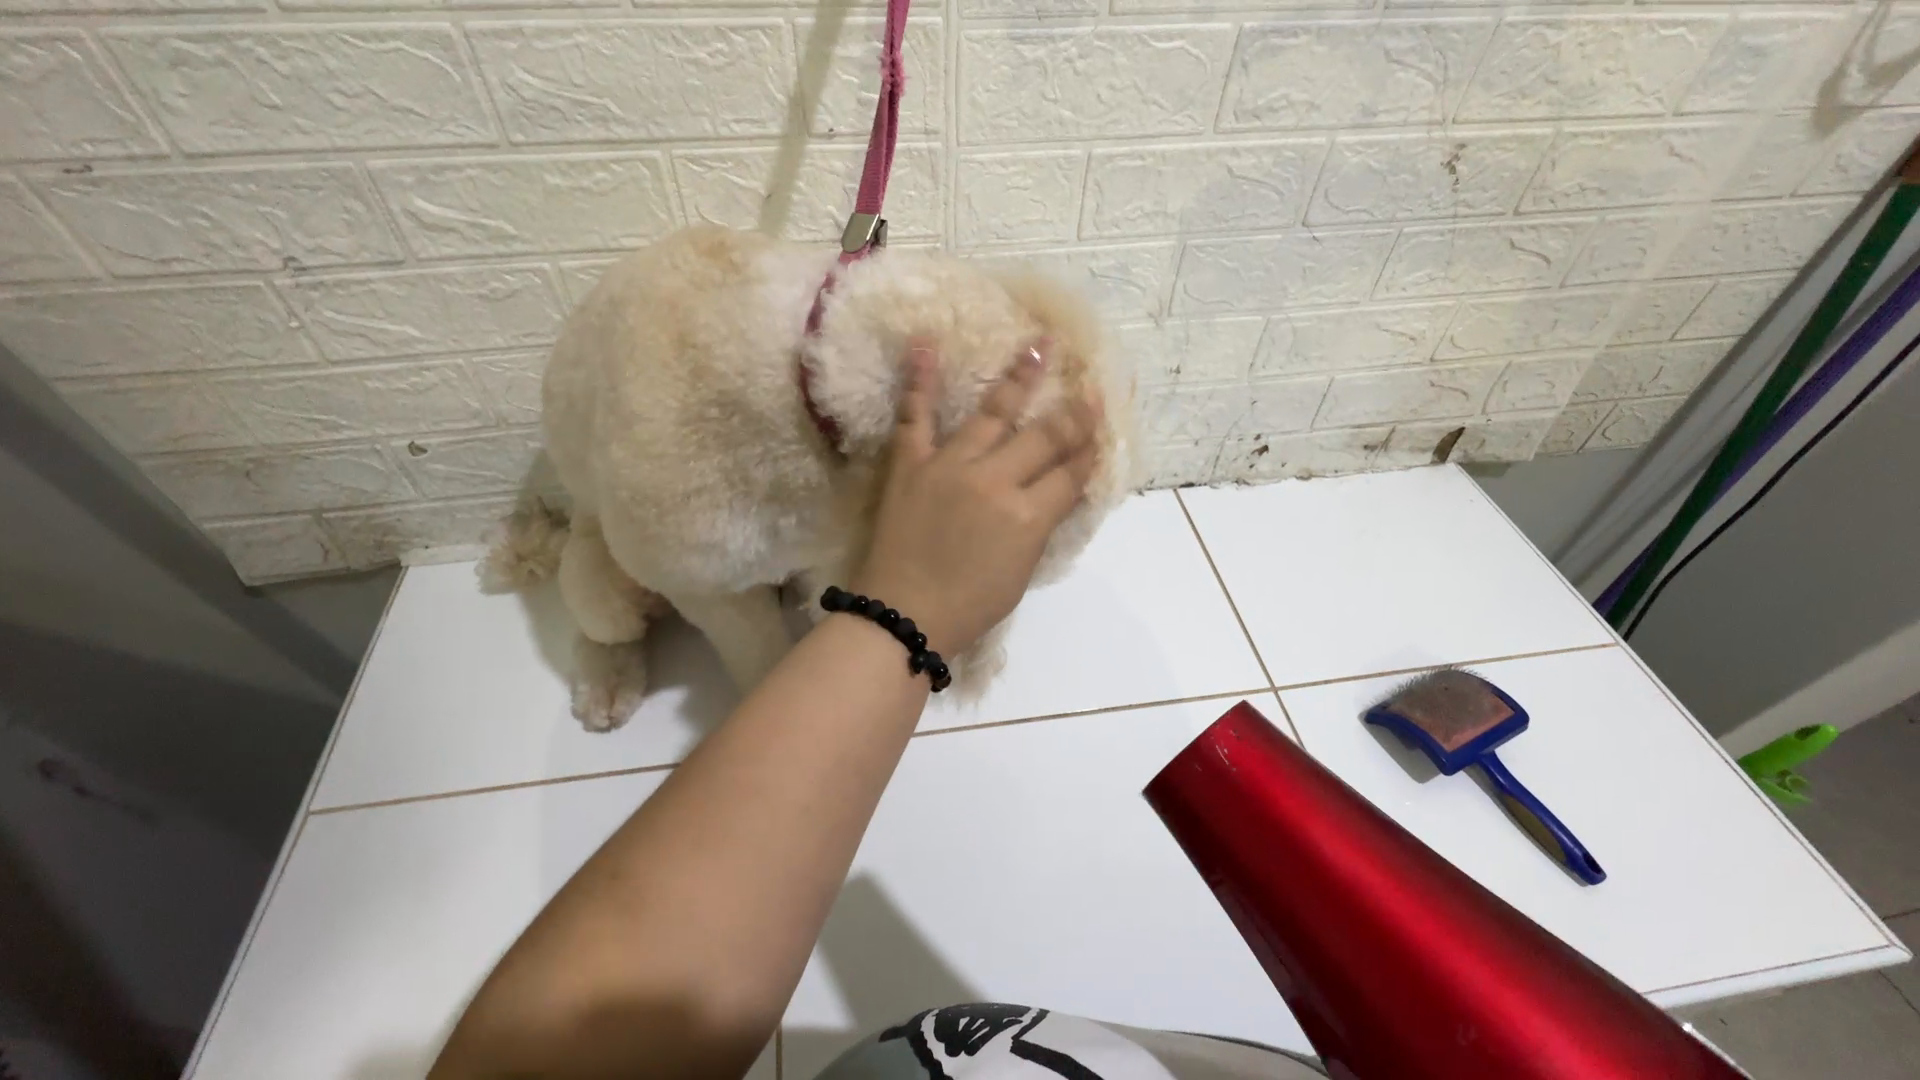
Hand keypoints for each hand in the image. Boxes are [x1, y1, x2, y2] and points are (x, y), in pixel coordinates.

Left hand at [851, 339, 1101, 656]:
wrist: (902, 615)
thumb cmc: (969, 606)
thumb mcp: (1021, 571)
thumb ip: (1040, 526)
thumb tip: (1059, 490)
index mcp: (1028, 516)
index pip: (1071, 474)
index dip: (1090, 451)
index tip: (1102, 428)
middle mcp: (995, 481)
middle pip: (1045, 438)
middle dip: (1074, 414)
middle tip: (1090, 390)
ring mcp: (951, 466)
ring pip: (992, 413)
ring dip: (1019, 377)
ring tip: (1039, 346)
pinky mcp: (911, 463)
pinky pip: (916, 415)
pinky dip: (920, 379)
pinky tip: (926, 343)